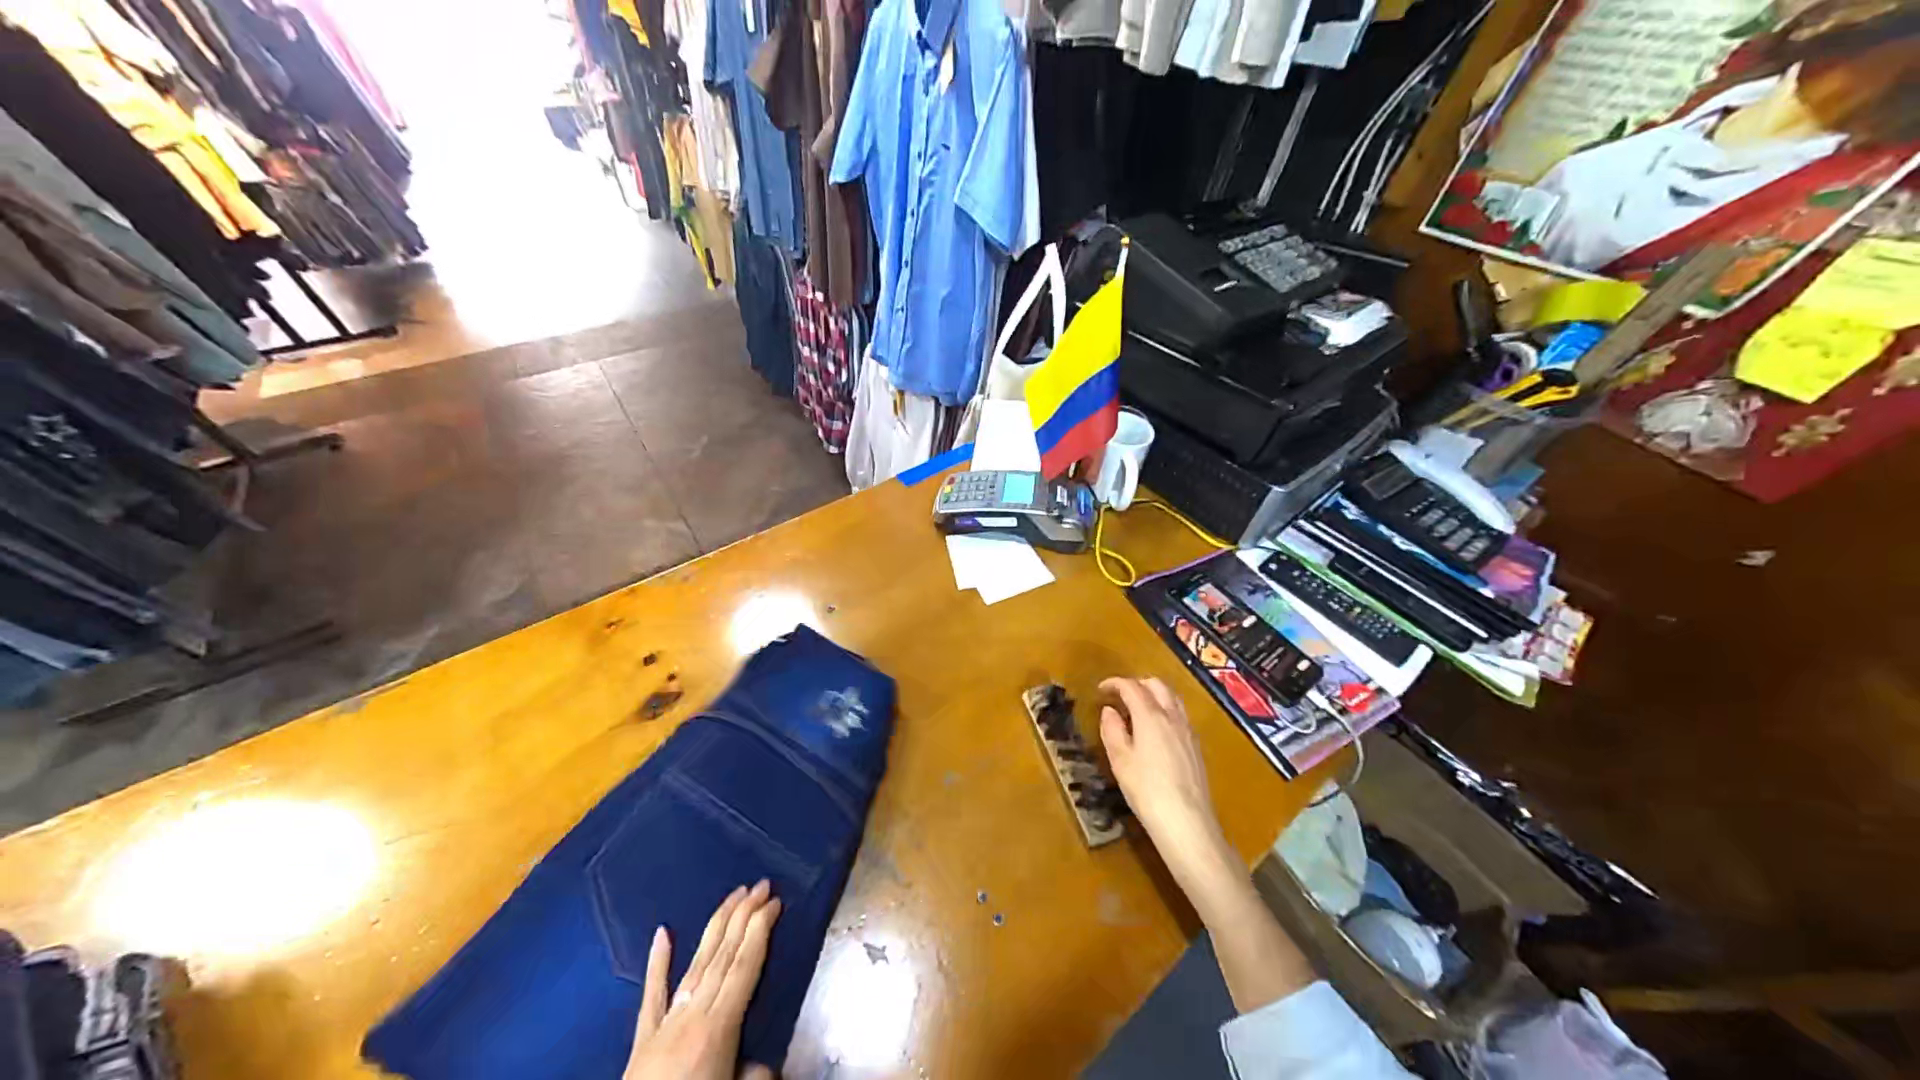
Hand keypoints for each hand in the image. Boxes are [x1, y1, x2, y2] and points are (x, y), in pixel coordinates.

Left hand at [624, 880, 781, 1079]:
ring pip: (696, 963)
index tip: (774, 902)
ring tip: (733, 896)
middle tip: (760, 884)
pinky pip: (652, 994)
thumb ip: (758, 1078)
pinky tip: (662, 931)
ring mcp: (665, 1023)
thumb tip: (768, 1064)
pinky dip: (658, 961)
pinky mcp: (642, 1038)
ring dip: (716, 926)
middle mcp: (693, 1015)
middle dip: (743, 916)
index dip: (760, 931)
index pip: (744, 967)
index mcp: (718, 1029)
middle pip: (723, 955)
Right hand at [1099, 677, 1224, 858]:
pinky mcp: (1196, 746)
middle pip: (1157, 685)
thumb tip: (1109, 710)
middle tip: (1119, 696)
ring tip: (1137, 709)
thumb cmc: (1146, 790)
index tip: (1101, 689)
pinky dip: (1165, 709)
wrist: (1187, 821)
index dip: (1115, 683)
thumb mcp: (1120, 760)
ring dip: (1154, 694)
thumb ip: (1112, 730)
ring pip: (1172, 697)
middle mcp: (1173, 716)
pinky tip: (1156, 730)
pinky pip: (1180, 714)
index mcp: (1151, 716)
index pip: (1132, 687)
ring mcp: (1188, 731)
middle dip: (1137, 684)